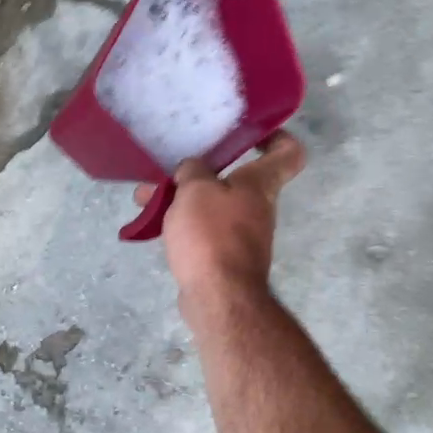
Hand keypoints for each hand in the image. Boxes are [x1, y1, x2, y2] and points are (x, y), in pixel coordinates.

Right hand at [135, 131, 305, 302]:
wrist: (218, 297)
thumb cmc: (211, 235)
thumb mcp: (195, 190)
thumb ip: (192, 171)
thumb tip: (191, 170)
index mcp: (259, 184)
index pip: (288, 153)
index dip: (275, 138)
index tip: (250, 134)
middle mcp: (257, 208)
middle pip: (234, 181)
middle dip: (199, 174)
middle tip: (169, 172)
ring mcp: (241, 236)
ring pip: (211, 206)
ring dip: (180, 200)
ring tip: (145, 199)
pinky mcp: (222, 258)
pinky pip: (202, 231)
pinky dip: (179, 225)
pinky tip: (152, 226)